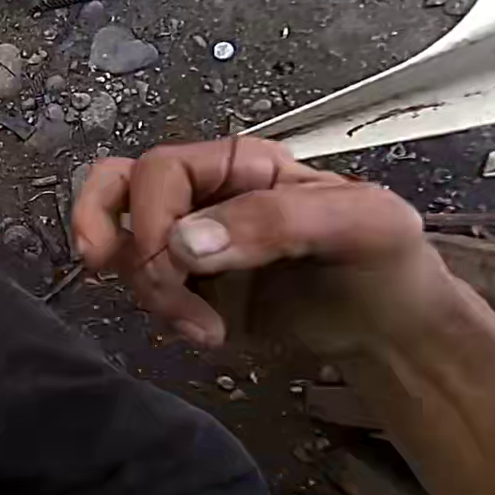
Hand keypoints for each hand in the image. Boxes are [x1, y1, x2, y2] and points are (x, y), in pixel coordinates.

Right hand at [71, 137, 458, 354]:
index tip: (178, 266)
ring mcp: (181, 239)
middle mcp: (199, 195)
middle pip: (114, 190)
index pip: (159, 171)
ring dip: (145, 288)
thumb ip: (273, 221)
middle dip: (115, 238)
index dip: (152, 218)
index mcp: (238, 164)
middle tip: (114, 271)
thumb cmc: (379, 260)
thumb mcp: (358, 223)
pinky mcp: (177, 282)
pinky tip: (200, 330)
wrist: (380, 326)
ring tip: (197, 324)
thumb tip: (180, 242)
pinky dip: (153, 311)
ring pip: (117, 243)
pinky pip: (133, 284)